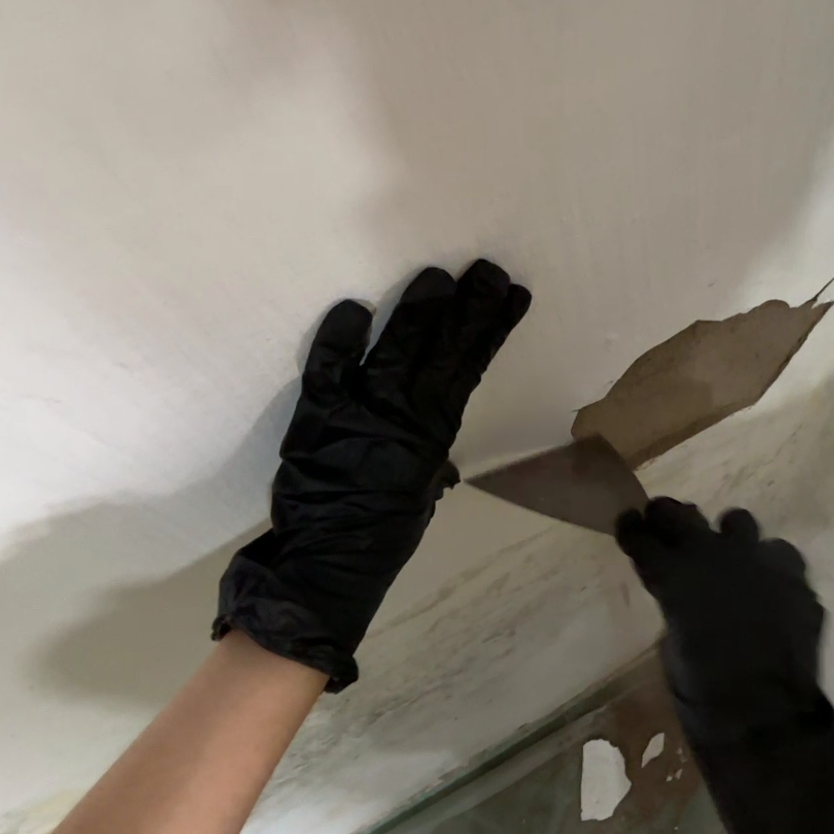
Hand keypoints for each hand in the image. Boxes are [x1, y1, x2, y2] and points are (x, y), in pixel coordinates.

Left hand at [214, 260, 530, 690]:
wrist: (329, 564)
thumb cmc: (382, 527)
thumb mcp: (423, 480)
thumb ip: (427, 438)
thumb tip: (433, 409)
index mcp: (435, 429)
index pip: (471, 367)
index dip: (493, 329)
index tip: (513, 294)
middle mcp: (407, 415)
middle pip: (443, 351)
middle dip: (469, 309)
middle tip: (487, 270)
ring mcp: (364, 414)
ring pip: (397, 353)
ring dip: (418, 314)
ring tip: (438, 278)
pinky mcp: (319, 418)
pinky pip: (328, 373)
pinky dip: (339, 343)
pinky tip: (353, 309)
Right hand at [616, 499, 833, 833]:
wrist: (768, 718)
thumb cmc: (703, 698)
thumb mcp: (671, 651)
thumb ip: (676, 611)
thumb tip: (685, 599)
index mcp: (674, 576)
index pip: (642, 538)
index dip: (631, 530)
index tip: (627, 523)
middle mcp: (715, 556)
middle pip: (682, 515)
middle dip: (668, 517)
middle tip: (662, 521)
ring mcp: (760, 561)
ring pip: (738, 522)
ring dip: (728, 536)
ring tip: (727, 554)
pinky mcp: (795, 577)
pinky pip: (780, 557)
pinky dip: (769, 567)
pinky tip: (768, 587)